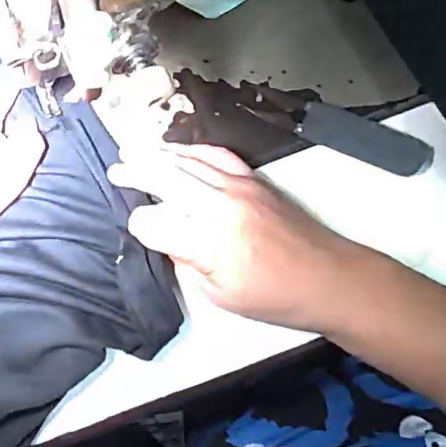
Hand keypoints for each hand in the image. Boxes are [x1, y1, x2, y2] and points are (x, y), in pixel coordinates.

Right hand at [108, 144, 380, 331]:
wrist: (330, 278)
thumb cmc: (278, 296)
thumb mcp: (221, 295)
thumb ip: (187, 263)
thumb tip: (166, 239)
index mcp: (209, 241)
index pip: (154, 222)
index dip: (140, 227)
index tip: (139, 232)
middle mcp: (220, 206)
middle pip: (165, 177)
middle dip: (135, 172)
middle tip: (116, 170)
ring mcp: (239, 187)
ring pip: (187, 161)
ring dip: (157, 155)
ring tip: (134, 153)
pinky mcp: (253, 180)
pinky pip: (216, 155)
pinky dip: (192, 150)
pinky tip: (177, 150)